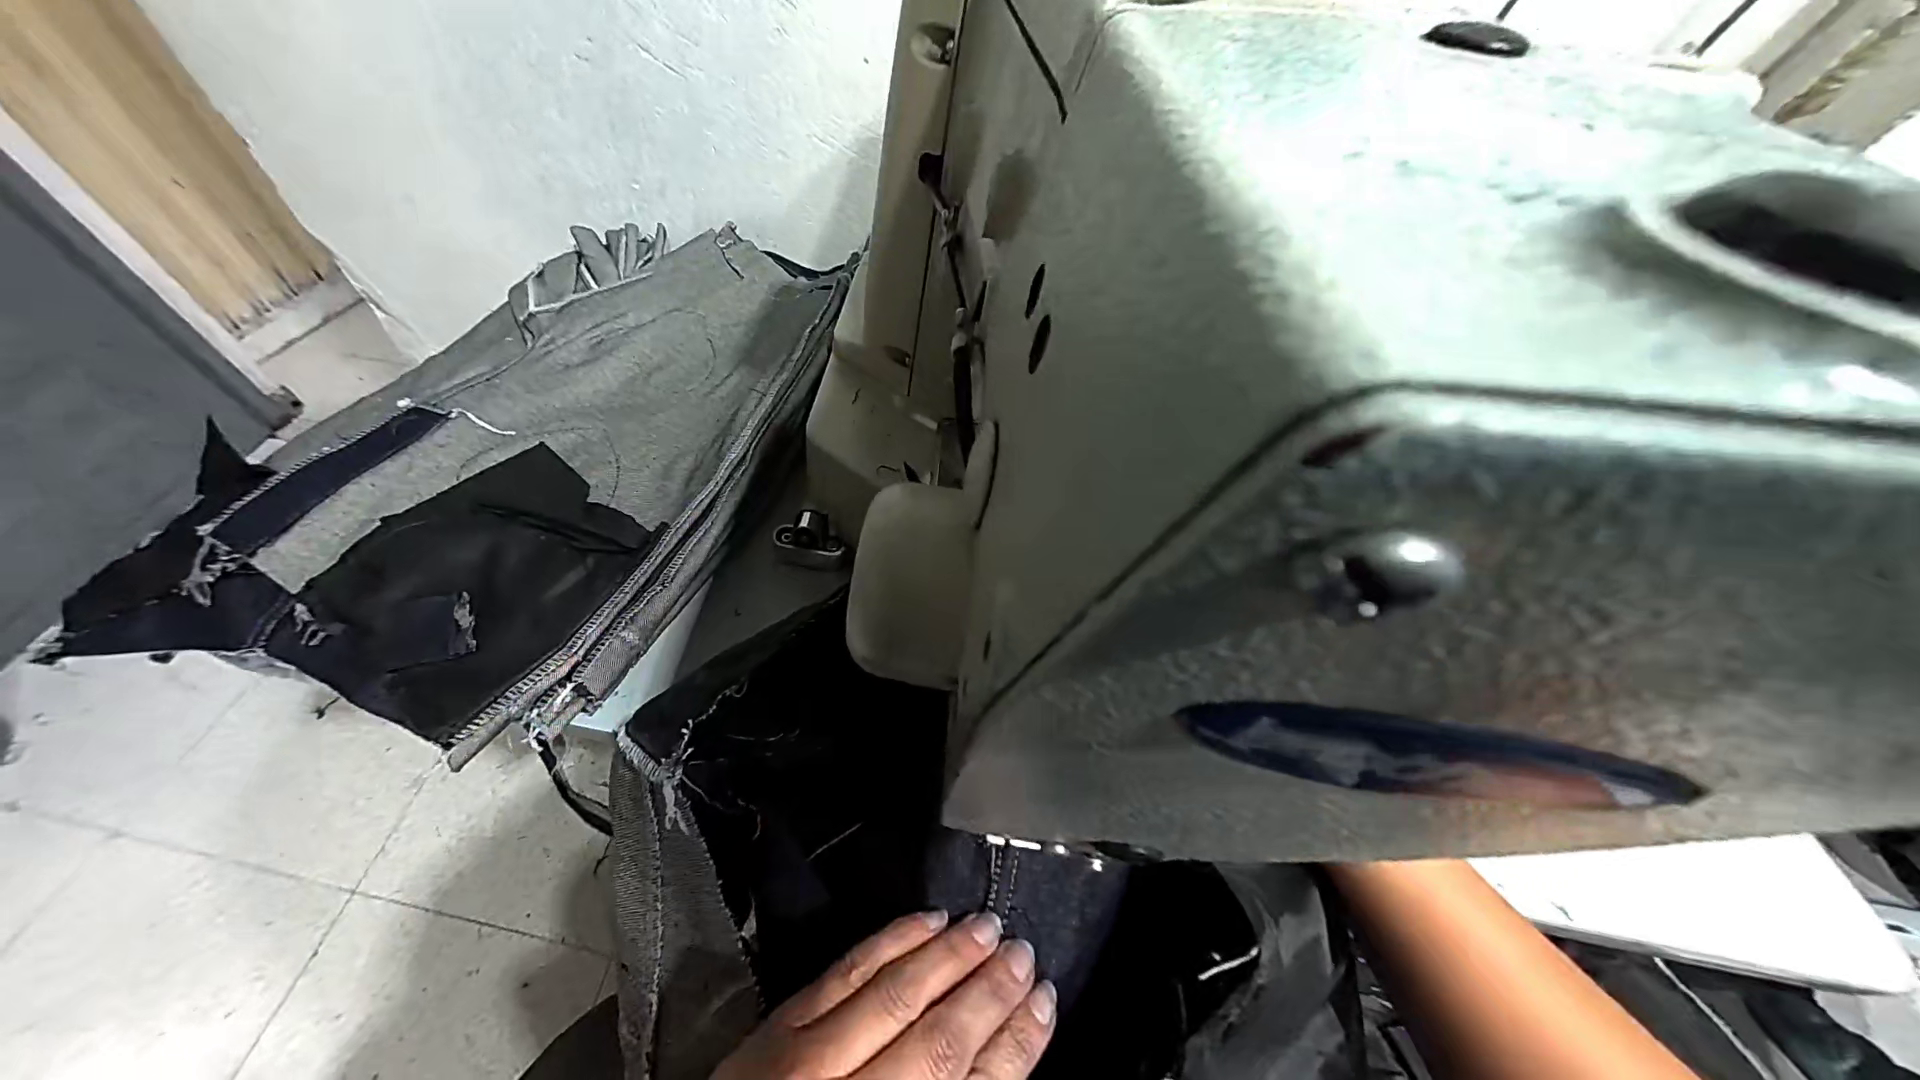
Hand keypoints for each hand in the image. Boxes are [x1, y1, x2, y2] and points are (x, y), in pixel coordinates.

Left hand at [711, 909, 1056, 1079]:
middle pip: (940, 1037)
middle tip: (1025, 953)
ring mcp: (813, 1053)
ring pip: (899, 991)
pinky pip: (849, 967)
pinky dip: (893, 939)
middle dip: (991, 992)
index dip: (1016, 1045)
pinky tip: (926, 919)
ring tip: (991, 926)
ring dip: (952, 957)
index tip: (1046, 1006)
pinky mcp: (784, 1019)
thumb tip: (994, 1061)